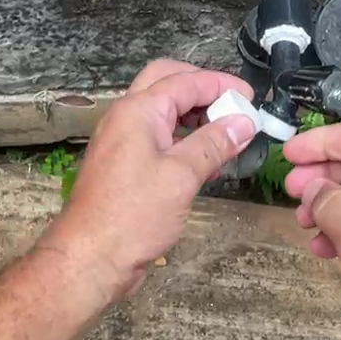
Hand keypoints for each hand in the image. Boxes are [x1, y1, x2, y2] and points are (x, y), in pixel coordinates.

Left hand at [37, 60, 255, 303]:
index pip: (185, 81)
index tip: (251, 98)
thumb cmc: (132, 214)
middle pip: (166, 83)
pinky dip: (183, 139)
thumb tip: (244, 122)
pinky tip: (206, 161)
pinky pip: (157, 137)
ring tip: (226, 134)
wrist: (89, 258)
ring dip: (194, 115)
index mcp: (138, 110)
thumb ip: (214, 144)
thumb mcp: (182, 176)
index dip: (221, 85)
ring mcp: (123, 140)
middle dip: (202, 88)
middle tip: (231, 105)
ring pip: (162, 111)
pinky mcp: (125, 164)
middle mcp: (127, 117)